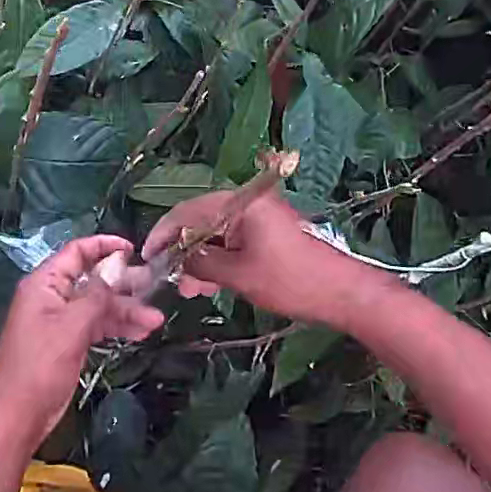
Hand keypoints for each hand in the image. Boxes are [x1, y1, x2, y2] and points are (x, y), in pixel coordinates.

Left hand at [0, 236, 164, 448]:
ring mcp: (61, 320)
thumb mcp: (72, 326)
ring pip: (99, 305)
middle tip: (153, 284)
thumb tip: (116, 267)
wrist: (16, 419)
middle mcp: (53, 296)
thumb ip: (97, 295)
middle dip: (123, 284)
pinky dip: (116, 328)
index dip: (104, 245)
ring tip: (156, 320)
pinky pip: (96, 325)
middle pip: (93, 279)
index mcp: (45, 284)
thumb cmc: (39, 366)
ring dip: (126, 311)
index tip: (133, 249)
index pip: (77, 251)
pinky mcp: (68, 341)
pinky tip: (141, 333)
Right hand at [143, 189, 397, 331]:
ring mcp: (259, 213)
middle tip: (172, 280)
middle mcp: (248, 200)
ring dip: (201, 257)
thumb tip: (176, 260)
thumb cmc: (290, 281)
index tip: (147, 258)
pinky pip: (234, 237)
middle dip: (183, 250)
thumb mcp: (239, 275)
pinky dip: (220, 257)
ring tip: (193, 290)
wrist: (343, 291)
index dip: (164, 234)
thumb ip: (202, 263)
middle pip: (201, 219)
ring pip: (216, 231)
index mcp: (240, 202)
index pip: (188, 211)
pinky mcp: (268, 228)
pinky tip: (211, 281)